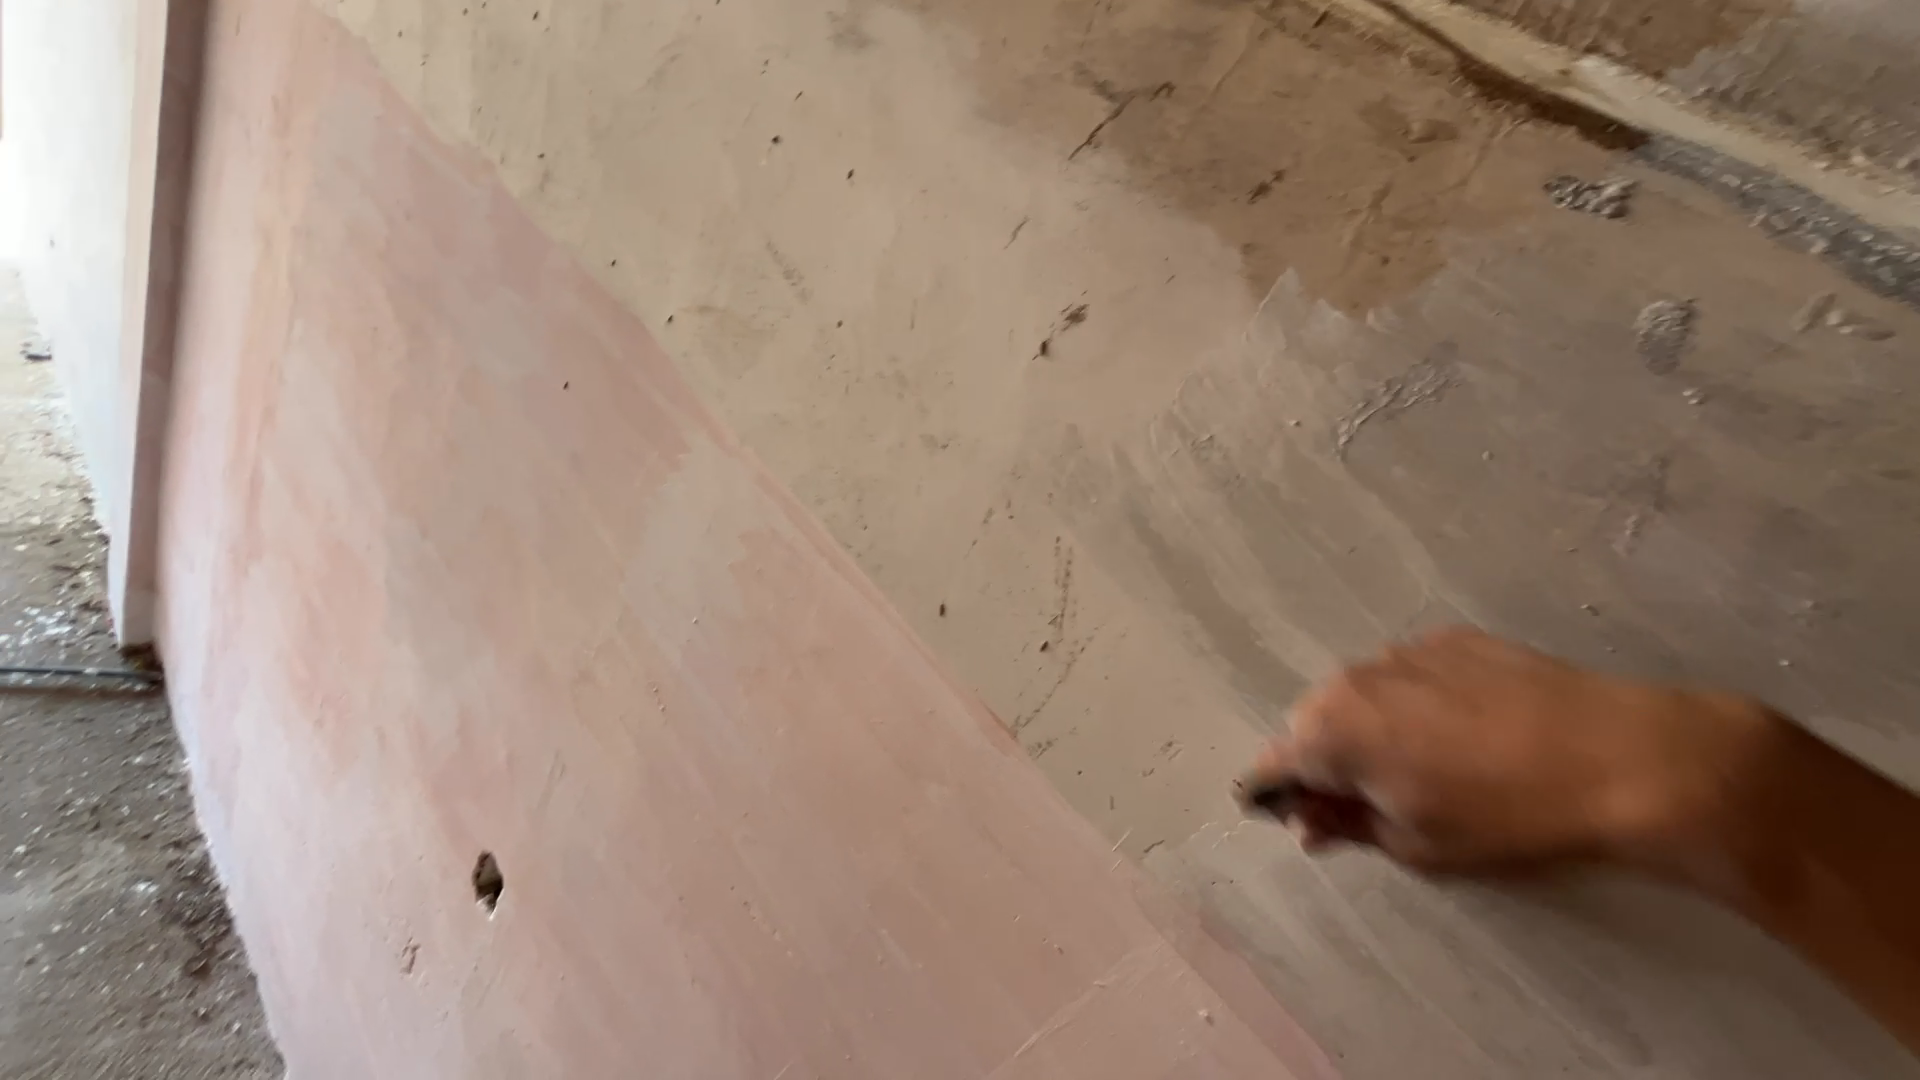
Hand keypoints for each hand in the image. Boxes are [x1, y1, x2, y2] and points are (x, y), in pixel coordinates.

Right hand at [1240, 627, 1786, 876]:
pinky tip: (1472, 727)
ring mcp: (1398, 654)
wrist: (1624, 758)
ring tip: (1435, 759)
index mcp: (1329, 734)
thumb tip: (1303, 821)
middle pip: (1312, 724)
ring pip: (1359, 694)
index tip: (1310, 819)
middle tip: (1384, 796)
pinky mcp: (1447, 640)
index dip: (1281, 795)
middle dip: (1330, 759)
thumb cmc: (1508, 818)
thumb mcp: (1417, 846)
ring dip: (1372, 725)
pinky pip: (1407, 674)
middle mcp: (1348, 682)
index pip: (1273, 764)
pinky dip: (1416, 700)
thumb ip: (1345, 826)